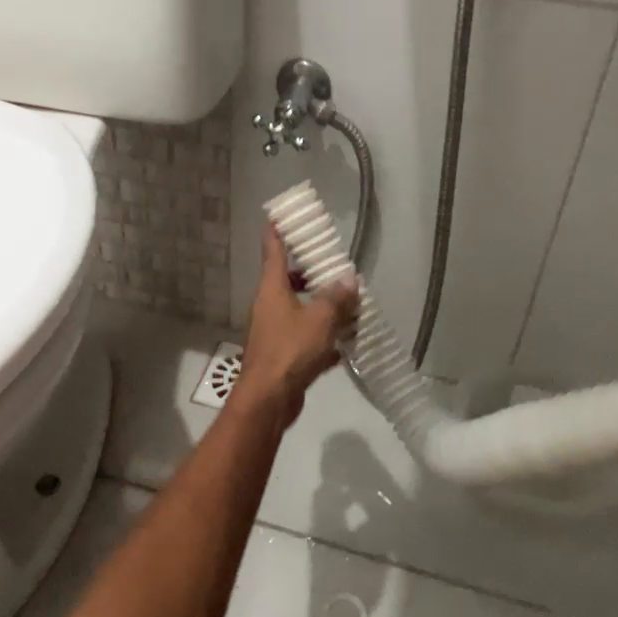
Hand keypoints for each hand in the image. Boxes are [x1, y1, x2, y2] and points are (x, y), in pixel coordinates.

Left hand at [235, 227, 356, 420]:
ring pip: (298, 311)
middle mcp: (269, 306)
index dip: (277, 233)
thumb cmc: (290, 350)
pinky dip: (322, 338)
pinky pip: (304, 339)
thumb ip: (336, 299)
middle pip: (287, 281)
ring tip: (347, 305)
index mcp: (272, 290)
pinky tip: (344, 343)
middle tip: (332, 268)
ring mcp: (273, 332)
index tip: (280, 216)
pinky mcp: (282, 356)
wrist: (269, 400)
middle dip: (308, 274)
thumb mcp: (320, 320)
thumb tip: (349, 280)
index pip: (274, 251)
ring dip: (319, 307)